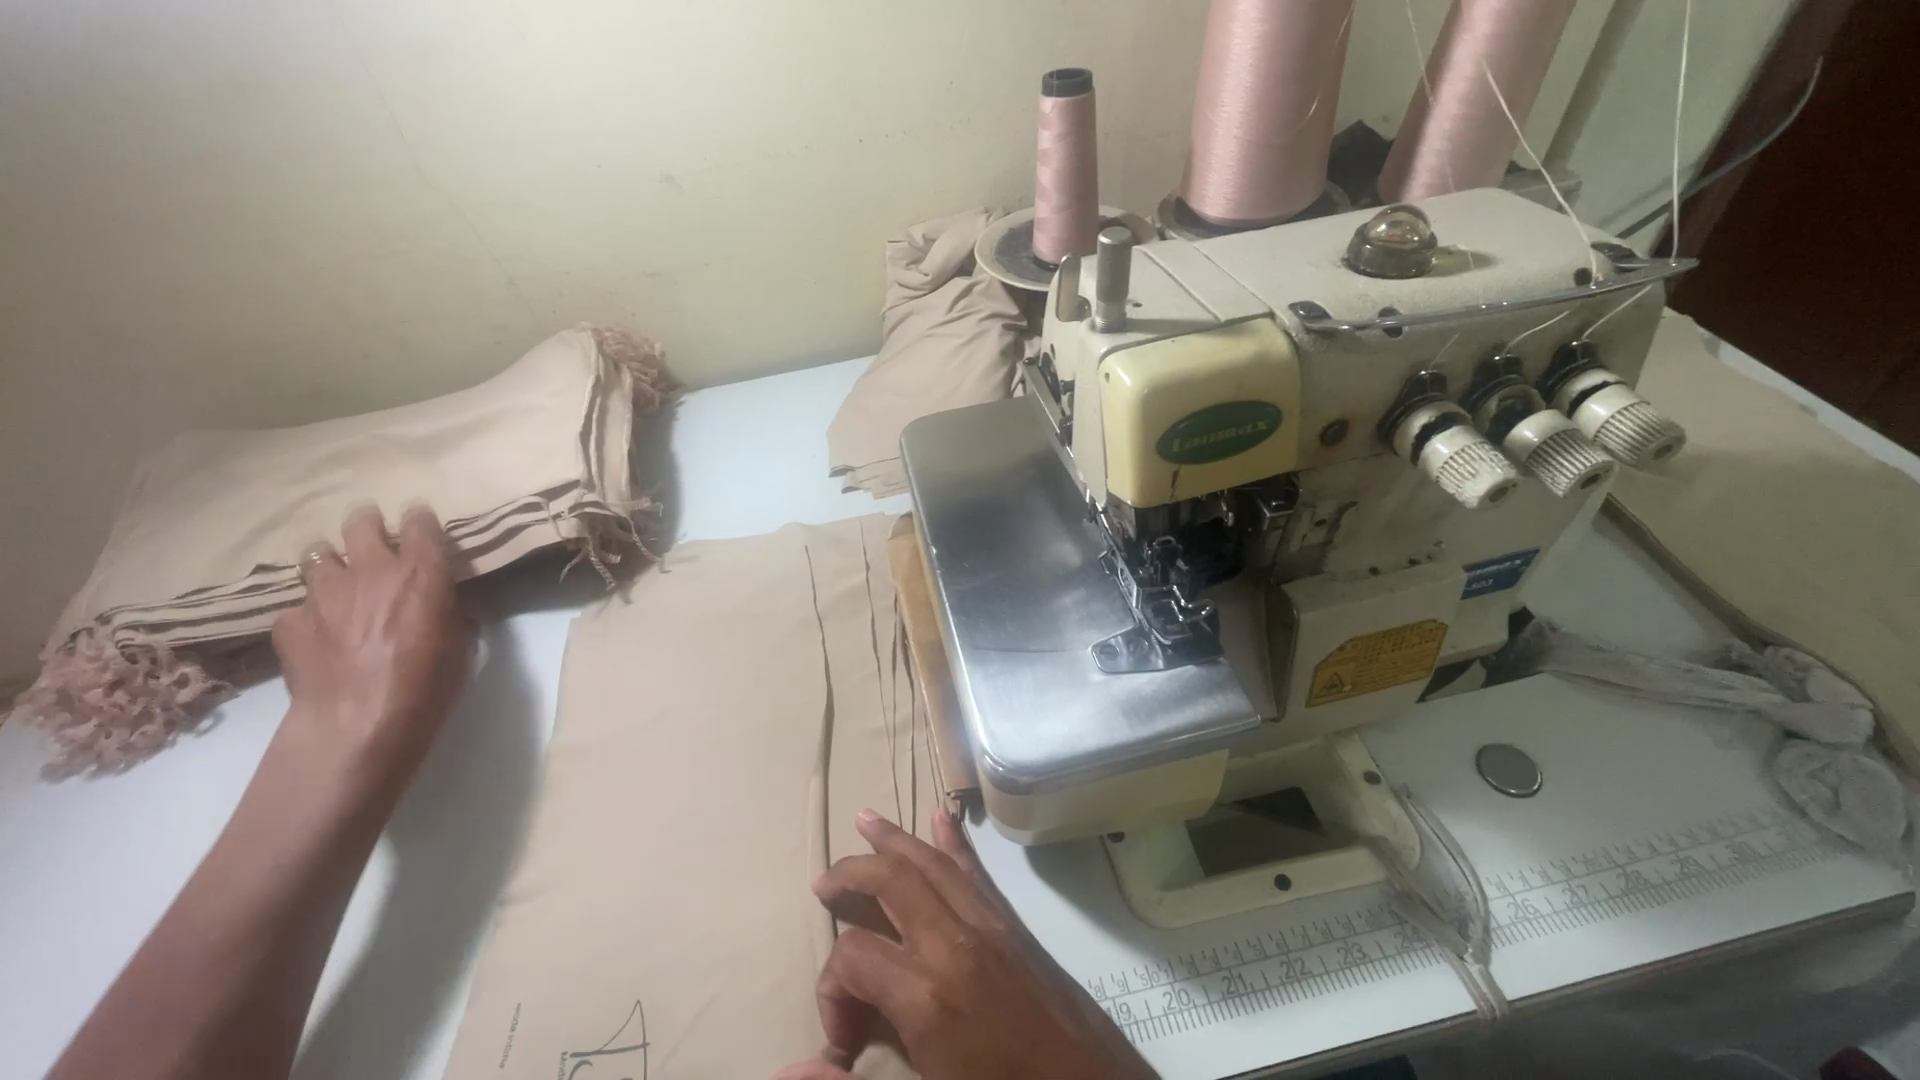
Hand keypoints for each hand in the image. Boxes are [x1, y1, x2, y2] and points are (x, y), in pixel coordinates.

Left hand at [271, 504, 470, 796]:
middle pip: (360, 523)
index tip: (420, 519)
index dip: (419, 518)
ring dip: (331, 561)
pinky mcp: (289, 621)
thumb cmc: (428, 684)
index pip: (420, 522)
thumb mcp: (461, 645)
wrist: (359, 722)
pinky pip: (298, 606)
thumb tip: (445, 604)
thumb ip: (450, 612)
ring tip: (337, 576)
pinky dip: (309, 613)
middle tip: (372, 531)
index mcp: (420, 572)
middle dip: (368, 522)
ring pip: (318, 555)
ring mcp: (323, 593)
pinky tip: (316, 631)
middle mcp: (370, 570)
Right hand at [776, 809, 1155, 1079]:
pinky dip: (955, 842)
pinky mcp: (1015, 927)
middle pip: (891, 881)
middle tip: (823, 884)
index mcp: (927, 996)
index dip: (831, 992)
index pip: (854, 956)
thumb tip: (787, 1072)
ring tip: (865, 820)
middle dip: (851, 873)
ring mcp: (989, 927)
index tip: (841, 1040)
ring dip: (896, 839)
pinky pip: (978, 873)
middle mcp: (954, 944)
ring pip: (934, 863)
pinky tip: (942, 817)